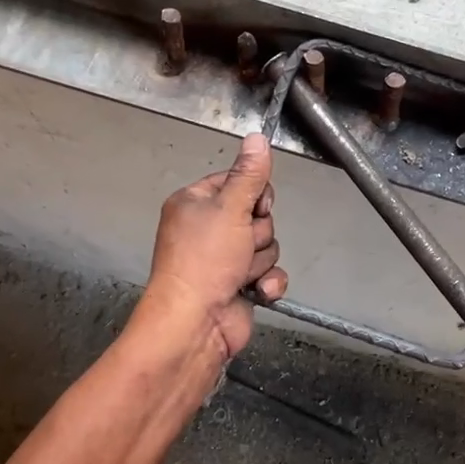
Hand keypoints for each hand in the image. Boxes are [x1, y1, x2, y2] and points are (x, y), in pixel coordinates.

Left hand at [143, 134, 286, 358]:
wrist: (195, 326)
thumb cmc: (204, 262)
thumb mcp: (230, 208)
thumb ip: (250, 174)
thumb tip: (257, 137)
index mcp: (195, 203)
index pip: (238, 181)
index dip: (253, 194)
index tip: (252, 207)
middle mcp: (207, 228)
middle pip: (257, 214)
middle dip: (257, 233)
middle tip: (240, 245)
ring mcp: (223, 259)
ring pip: (266, 244)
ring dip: (260, 260)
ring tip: (240, 273)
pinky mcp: (239, 285)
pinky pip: (269, 272)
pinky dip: (267, 282)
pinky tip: (256, 291)